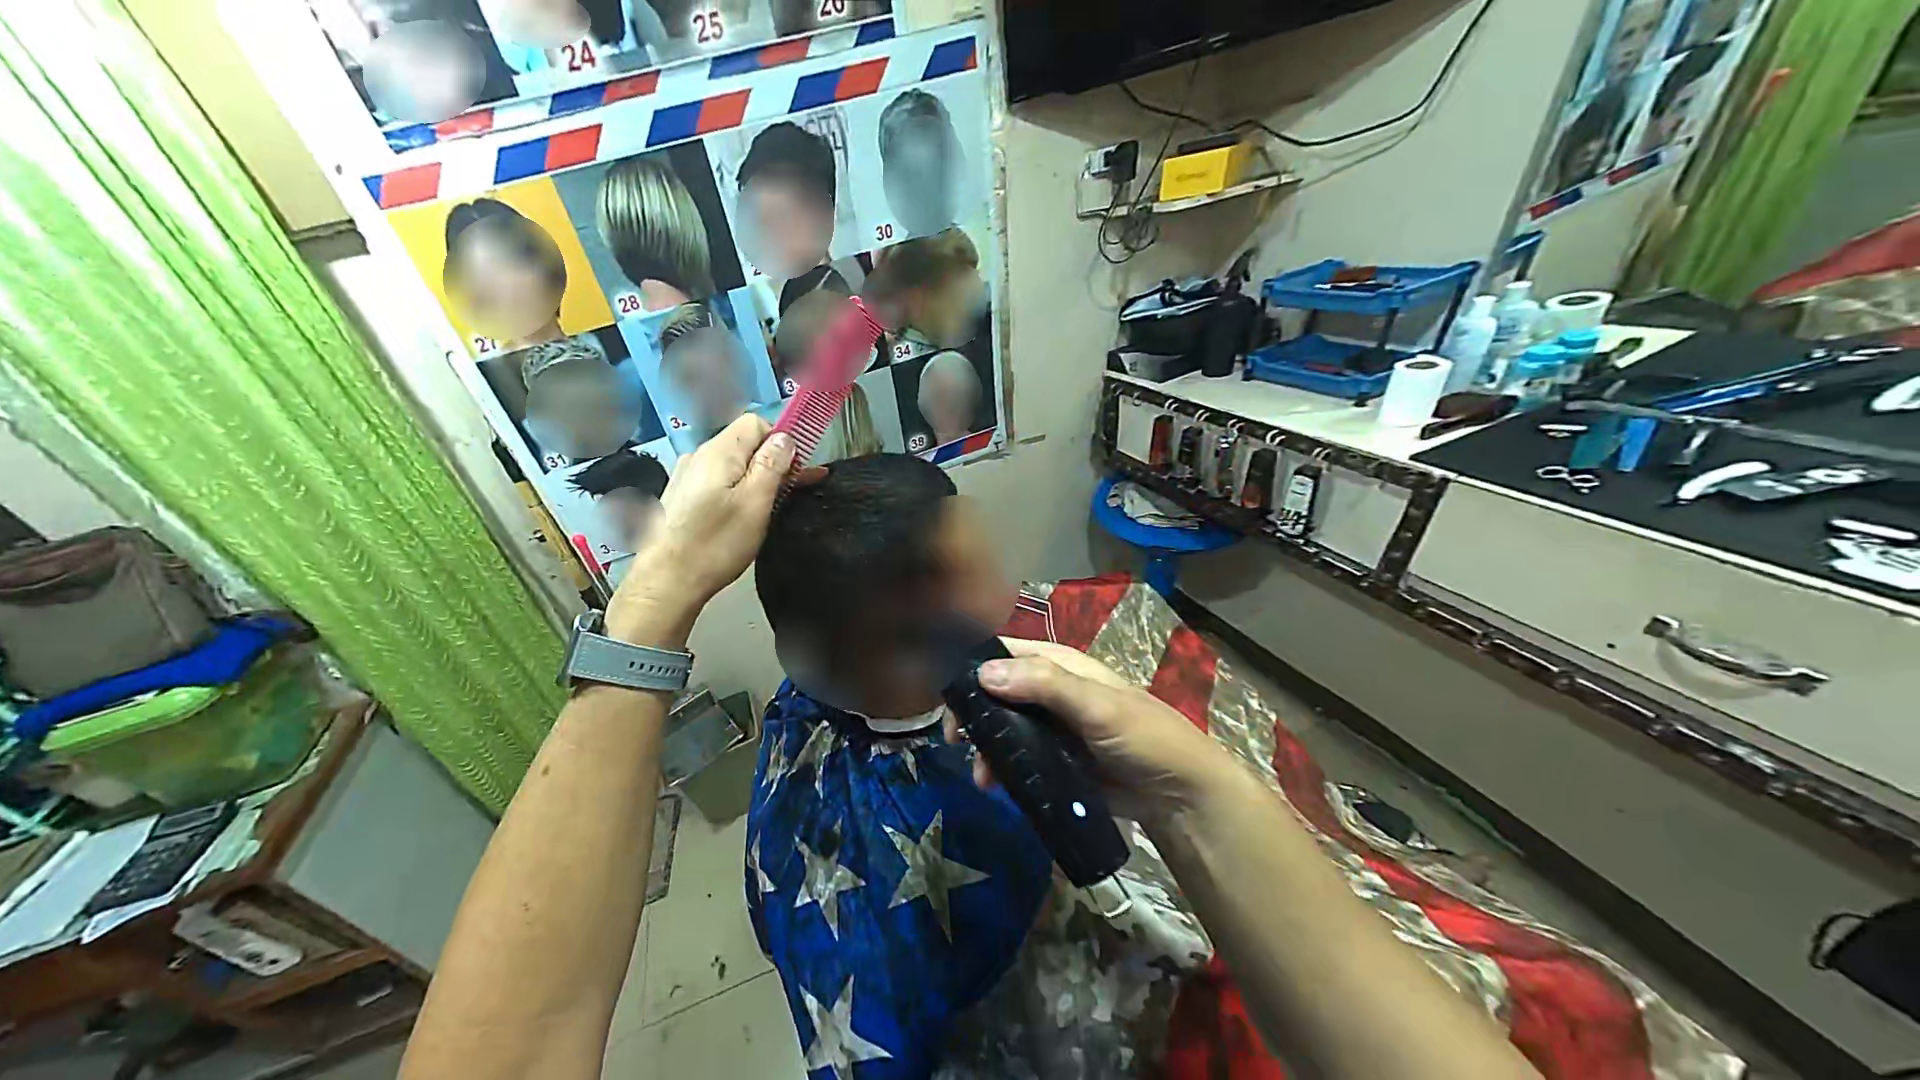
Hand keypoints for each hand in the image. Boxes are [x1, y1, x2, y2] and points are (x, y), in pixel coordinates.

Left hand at [606, 415, 820, 642]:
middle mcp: (699, 455)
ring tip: (770, 507)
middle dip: (771, 462)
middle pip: (744, 443)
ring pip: (731, 465)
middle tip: (793, 492)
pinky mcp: (680, 497)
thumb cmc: (717, 543)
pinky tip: (740, 516)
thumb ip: (772, 465)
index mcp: (719, 451)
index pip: (757, 423)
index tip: (796, 471)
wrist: (666, 582)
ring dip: (754, 478)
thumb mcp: (756, 503)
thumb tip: (785, 438)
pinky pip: (716, 482)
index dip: (781, 442)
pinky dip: (735, 491)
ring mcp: (686, 476)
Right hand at [956, 640, 1242, 823]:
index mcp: (1059, 665)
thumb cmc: (1143, 736)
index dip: (974, 666)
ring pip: (1002, 728)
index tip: (948, 695)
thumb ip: (1045, 685)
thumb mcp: (1096, 706)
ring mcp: (1050, 728)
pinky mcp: (1052, 760)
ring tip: (982, 776)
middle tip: (956, 740)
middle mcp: (1048, 691)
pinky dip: (1000, 768)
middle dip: (974, 714)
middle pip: (996, 692)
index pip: (1005, 652)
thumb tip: (984, 673)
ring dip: (985, 747)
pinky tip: (995, 785)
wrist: (1178, 795)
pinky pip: (1016, 758)